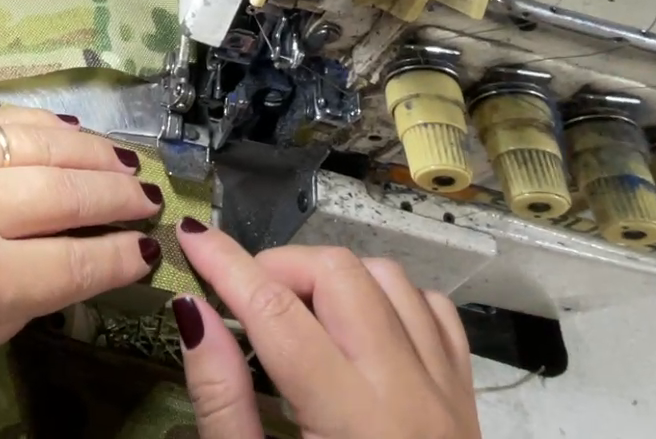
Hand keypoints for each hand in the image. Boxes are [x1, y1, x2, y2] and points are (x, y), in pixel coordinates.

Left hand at [0, 105, 161, 406]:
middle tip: (152, 200)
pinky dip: (40, 124)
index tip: (151, 250)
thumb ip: (14, 310)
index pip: (76, 262)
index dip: (122, 256)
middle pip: (69, 191)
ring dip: (92, 153)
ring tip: (124, 163)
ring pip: (41, 141)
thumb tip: (68, 270)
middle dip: (121, 196)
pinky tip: (67, 133)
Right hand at [172, 220, 480, 438]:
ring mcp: (448, 393)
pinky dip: (386, 296)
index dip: (225, 264)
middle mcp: (411, 394)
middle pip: (337, 274)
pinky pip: (429, 308)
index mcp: (355, 423)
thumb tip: (194, 312)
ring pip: (386, 277)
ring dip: (331, 279)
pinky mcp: (466, 398)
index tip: (188, 235)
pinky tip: (356, 328)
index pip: (276, 310)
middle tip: (243, 302)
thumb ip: (222, 398)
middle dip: (278, 269)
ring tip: (297, 316)